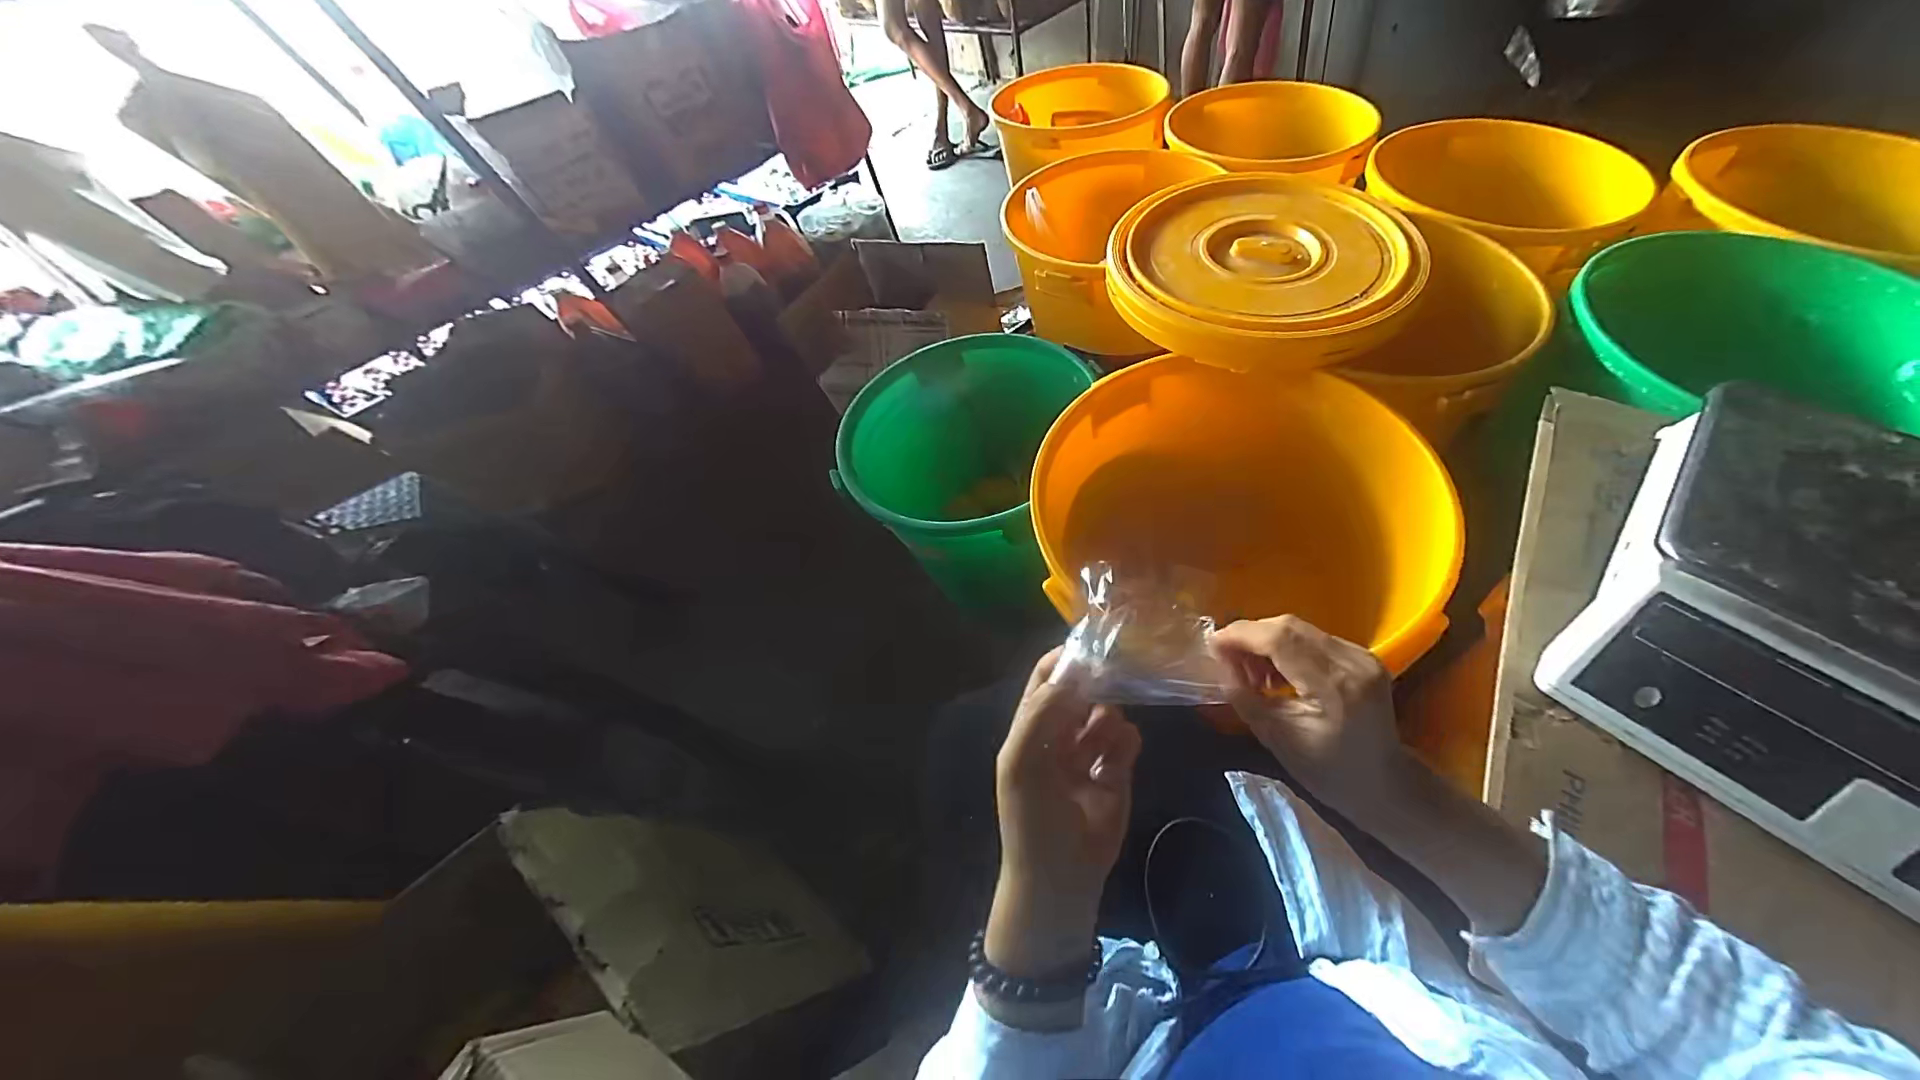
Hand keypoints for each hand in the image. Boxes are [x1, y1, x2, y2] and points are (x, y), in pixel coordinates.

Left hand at [986, 648, 1140, 977]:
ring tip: (1105, 740)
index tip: (1092, 647)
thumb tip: (1071, 672)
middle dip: (1096, 683)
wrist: (1060, 877)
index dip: (1065, 661)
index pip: (1047, 678)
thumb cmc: (1031, 819)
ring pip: (1107, 712)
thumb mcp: (1023, 762)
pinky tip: (1118, 756)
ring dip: (1109, 716)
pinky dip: (1125, 742)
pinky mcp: (1117, 772)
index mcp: (1030, 726)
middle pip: (1082, 690)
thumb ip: (1041, 714)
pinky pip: (1127, 741)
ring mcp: (1090, 751)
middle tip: (1116, 677)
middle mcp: (1060, 732)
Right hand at [1215, 616, 1546, 933]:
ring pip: (1298, 627)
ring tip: (1249, 669)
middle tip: (1226, 658)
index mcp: (1334, 686)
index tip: (1212, 647)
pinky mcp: (1362, 656)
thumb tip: (1220, 662)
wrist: (1387, 786)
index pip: (1279, 639)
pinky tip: (1275, 670)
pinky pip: (1311, 637)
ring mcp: (1362, 655)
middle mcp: (1352, 661)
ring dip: (1265, 640)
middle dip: (1248, 635)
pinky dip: (1284, 646)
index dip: (1239, 636)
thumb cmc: (1329, 772)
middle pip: (1287, 626)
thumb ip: (1244, 695)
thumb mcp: (1275, 738)